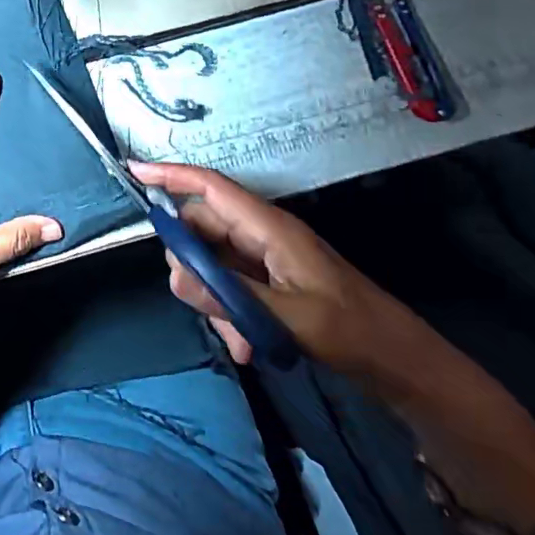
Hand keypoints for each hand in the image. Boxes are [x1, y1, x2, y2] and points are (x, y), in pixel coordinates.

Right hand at [131, 162, 423, 373]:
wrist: (401, 363)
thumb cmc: (352, 331)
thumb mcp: (287, 317)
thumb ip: (227, 295)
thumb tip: (174, 277)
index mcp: (269, 228)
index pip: (210, 188)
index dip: (170, 175)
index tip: (134, 171)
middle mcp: (261, 235)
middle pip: (202, 231)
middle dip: (193, 268)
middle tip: (200, 303)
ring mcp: (265, 258)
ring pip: (212, 263)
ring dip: (213, 299)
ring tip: (237, 338)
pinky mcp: (268, 280)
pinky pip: (229, 284)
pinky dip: (228, 311)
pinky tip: (244, 344)